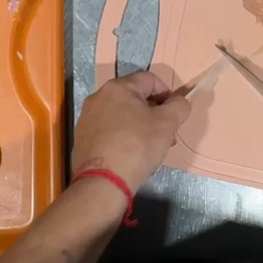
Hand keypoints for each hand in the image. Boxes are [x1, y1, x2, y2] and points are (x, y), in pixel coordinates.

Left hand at [70, 72, 192, 192]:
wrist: (102, 182)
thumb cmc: (137, 146)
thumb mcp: (167, 124)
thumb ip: (179, 106)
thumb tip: (180, 101)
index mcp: (118, 87)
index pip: (149, 79)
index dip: (167, 93)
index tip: (174, 113)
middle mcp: (98, 97)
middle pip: (134, 98)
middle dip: (154, 113)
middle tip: (166, 133)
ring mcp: (87, 118)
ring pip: (122, 115)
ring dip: (140, 126)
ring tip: (151, 147)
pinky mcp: (82, 138)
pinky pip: (109, 130)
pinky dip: (124, 136)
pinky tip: (132, 155)